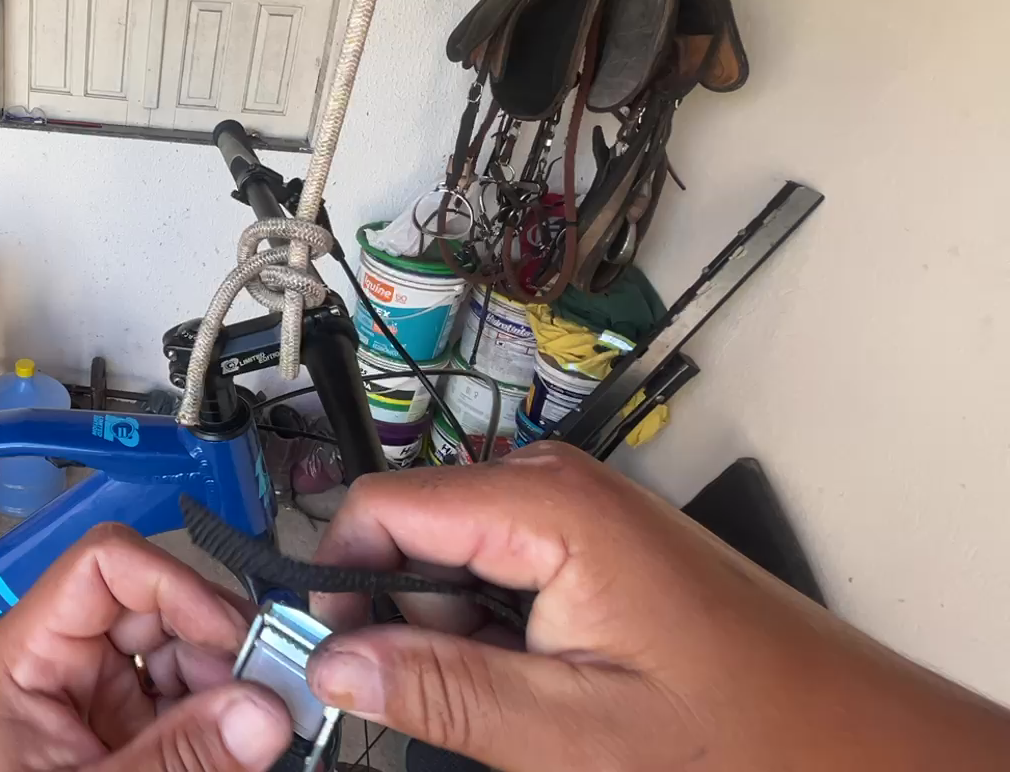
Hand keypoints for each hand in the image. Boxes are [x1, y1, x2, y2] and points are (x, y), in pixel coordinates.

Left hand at [0, 524, 290, 771]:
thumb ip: (178, 759)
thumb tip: (267, 708)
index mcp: (33, 651)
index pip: (102, 565)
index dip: (169, 582)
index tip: (233, 637)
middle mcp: (70, 659)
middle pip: (154, 604)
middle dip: (216, 638)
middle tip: (274, 694)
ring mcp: (104, 697)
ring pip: (183, 650)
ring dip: (231, 681)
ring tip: (268, 728)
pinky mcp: (133, 734)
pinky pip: (190, 699)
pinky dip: (227, 715)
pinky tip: (249, 744)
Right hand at [306, 441, 1009, 770]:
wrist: (895, 762)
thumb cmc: (759, 751)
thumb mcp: (581, 740)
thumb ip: (440, 691)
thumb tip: (328, 664)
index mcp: (541, 502)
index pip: (379, 507)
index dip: (342, 575)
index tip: (336, 655)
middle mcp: (545, 480)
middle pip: (410, 526)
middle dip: (407, 610)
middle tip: (452, 694)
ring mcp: (566, 503)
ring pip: (446, 548)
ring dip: (450, 623)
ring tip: (518, 693)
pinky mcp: (581, 532)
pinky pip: (490, 560)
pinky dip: (489, 619)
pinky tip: (540, 670)